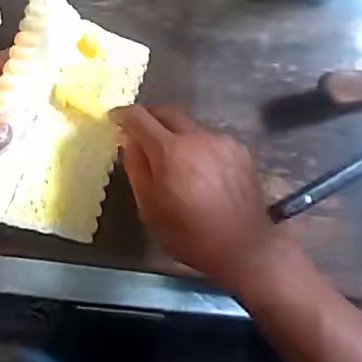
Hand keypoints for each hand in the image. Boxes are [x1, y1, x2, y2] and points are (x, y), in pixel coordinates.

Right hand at [116, 105, 292, 295]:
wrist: (246, 248)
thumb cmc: (190, 235)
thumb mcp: (150, 209)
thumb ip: (136, 168)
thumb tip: (129, 141)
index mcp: (171, 151)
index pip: (140, 117)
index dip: (124, 115)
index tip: (115, 118)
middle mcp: (197, 137)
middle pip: (167, 113)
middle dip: (150, 118)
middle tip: (139, 131)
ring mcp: (222, 141)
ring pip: (190, 126)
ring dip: (176, 134)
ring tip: (173, 158)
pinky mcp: (240, 149)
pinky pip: (210, 139)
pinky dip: (198, 146)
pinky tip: (201, 170)